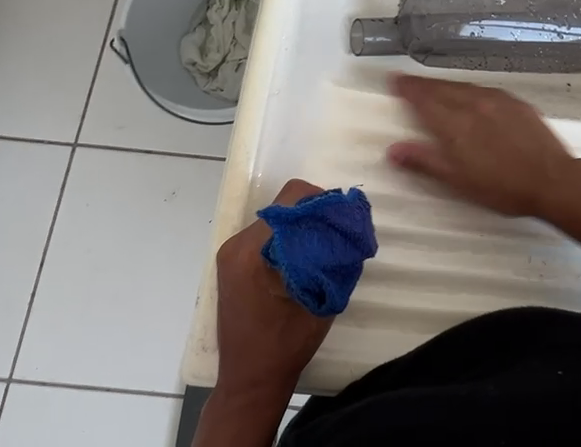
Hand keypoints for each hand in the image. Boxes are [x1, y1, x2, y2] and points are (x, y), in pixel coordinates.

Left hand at [213, 179, 334, 396]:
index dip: (322, 201)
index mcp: (251, 250)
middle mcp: (236, 244)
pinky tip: (305, 261)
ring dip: (302, 228)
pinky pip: (267, 235)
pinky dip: (289, 239)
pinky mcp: (233, 264)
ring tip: (323, 250)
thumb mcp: (319, 297)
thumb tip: (350, 226)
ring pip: (277, 220)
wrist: (250, 383)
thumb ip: (332, 256)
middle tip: (338, 235)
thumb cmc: (284, 346)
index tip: (341, 220)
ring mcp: (231, 253)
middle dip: (314, 215)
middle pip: (284, 206)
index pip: (292, 197)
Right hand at [385, 74, 580, 217]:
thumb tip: (394, 149)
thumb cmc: (503, 186)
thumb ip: (425, 160)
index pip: (423, 99)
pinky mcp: (516, 102)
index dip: (407, 88)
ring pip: (463, 86)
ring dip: (445, 85)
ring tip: (434, 87)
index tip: (395, 81)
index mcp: (455, 123)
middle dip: (422, 84)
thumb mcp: (457, 180)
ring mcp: (497, 100)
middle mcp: (474, 104)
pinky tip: (470, 95)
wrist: (552, 180)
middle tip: (408, 81)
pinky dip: (469, 89)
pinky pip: (485, 89)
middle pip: (441, 88)